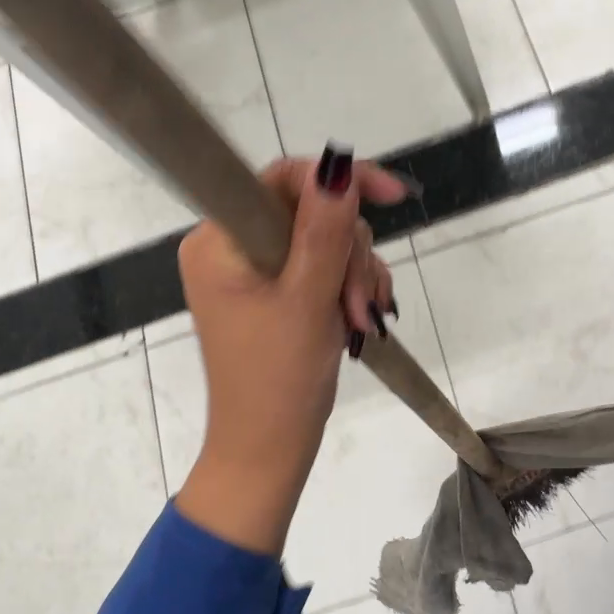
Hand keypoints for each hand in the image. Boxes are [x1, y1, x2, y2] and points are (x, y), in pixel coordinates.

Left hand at [172, 147, 407, 553]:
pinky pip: (326, 266)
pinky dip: (350, 288)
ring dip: (355, 276)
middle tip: (359, 304)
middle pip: (312, 212)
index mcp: (221, 241)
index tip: (392, 195)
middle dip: (349, 253)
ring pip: (327, 240)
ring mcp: (257, 271)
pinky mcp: (278, 292)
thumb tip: (339, 166)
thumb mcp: (308, 301)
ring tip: (362, 320)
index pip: (281, 179)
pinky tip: (362, 318)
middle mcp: (234, 246)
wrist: (270, 447)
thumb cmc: (279, 379)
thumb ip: (325, 232)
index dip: (337, 180)